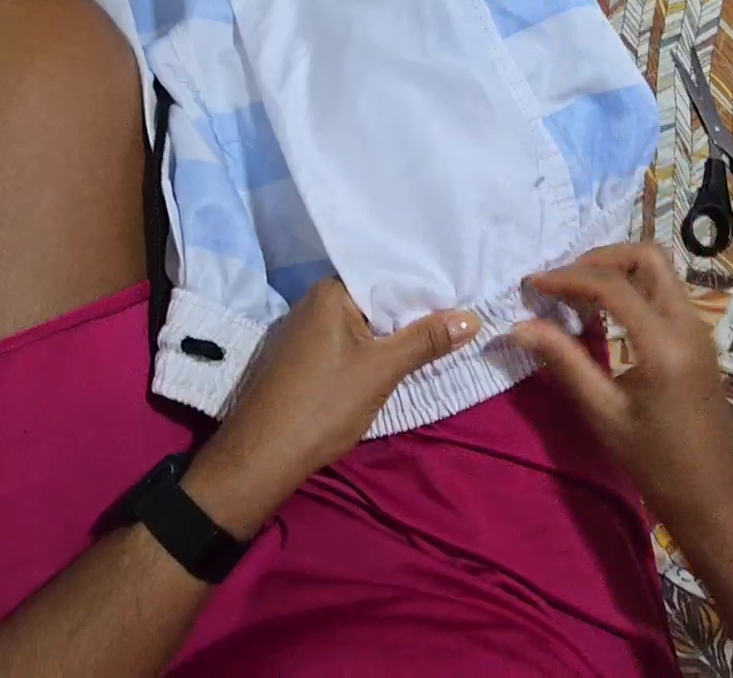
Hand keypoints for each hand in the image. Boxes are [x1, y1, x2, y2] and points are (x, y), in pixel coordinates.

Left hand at [185, 278, 476, 535]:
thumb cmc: (322, 405)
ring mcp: (302, 330)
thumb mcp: (382, 370)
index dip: (423, 284)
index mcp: (330, 291)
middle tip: (458, 312)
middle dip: (411, 311)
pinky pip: (344, 341)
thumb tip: (472, 317)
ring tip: (436, 332)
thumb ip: (426, 340)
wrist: (260, 458)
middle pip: (374, 299)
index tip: (459, 290)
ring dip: (391, 333)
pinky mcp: (299, 357)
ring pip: (360, 323)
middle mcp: (313, 301)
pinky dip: (369, 348)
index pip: (385, 273)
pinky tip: (393, 357)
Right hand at [514, 244, 732, 523]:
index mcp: (665, 345)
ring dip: (614, 270)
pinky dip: (630, 287)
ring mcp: (698, 328)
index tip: (533, 285)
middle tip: (561, 281)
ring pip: (657, 270)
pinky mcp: (698, 336)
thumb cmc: (657, 464)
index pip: (613, 285)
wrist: (715, 496)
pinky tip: (600, 311)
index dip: (568, 278)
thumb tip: (520, 326)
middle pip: (646, 257)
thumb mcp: (604, 414)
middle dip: (598, 259)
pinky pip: (663, 291)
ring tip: (574, 292)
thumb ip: (564, 362)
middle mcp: (688, 324)